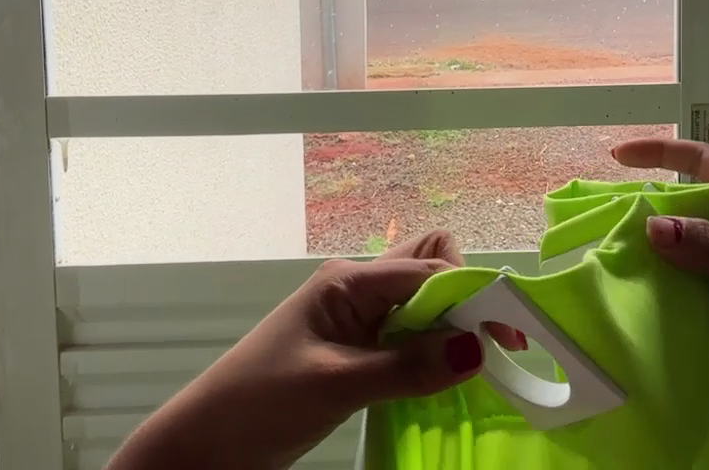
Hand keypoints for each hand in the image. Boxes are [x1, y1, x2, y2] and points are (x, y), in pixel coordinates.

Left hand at [106, 246, 482, 469]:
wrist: (202, 446)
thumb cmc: (260, 403)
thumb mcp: (336, 386)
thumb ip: (407, 367)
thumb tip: (477, 349)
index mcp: (350, 281)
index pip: (428, 267)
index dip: (471, 292)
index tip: (506, 333)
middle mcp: (358, 287)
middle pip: (428, 264)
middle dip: (464, 294)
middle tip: (487, 344)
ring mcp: (356, 315)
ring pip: (420, 297)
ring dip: (449, 320)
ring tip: (472, 360)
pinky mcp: (355, 346)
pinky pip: (407, 330)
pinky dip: (431, 344)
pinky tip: (441, 373)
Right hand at [613, 139, 708, 468]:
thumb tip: (652, 229)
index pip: (699, 159)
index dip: (658, 152)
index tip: (616, 158)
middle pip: (691, 212)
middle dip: (654, 217)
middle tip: (610, 235)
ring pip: (698, 260)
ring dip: (668, 267)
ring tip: (625, 280)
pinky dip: (689, 305)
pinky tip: (662, 319)